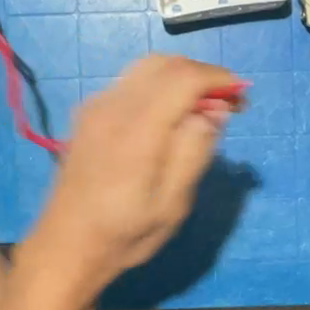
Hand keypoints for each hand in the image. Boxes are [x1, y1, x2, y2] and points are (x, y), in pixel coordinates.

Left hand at [27, 55, 241, 286]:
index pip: (183, 78)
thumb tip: (216, 111)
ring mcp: (96, 107)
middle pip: (164, 64)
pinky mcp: (88, 114)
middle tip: (226, 102)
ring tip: (201, 108)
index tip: (241, 96)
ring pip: (146, 68)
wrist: (67, 245)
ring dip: (179, 77)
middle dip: (201, 74)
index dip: (218, 79)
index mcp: (137, 131)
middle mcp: (113, 107)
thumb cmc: (126, 233)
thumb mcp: (173, 203)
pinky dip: (158, 86)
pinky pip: (130, 83)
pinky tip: (169, 116)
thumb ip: (196, 150)